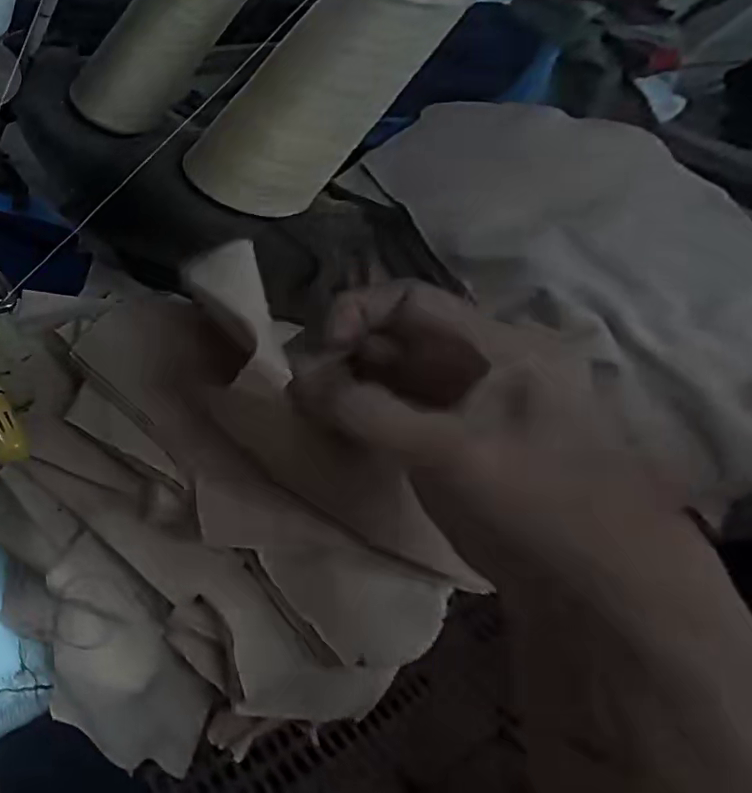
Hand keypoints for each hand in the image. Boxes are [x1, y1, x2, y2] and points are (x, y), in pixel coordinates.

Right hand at [290, 281, 689, 591]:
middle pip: (383, 331)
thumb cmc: (539, 504)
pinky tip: (323, 421)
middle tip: (305, 386)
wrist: (595, 592)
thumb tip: (295, 381)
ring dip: (333, 379)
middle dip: (334, 351)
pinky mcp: (437, 433)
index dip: (355, 311)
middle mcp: (475, 363)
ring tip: (308, 407)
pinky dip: (343, 404)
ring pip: (374, 366)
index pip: (408, 298)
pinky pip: (376, 399)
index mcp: (499, 348)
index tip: (325, 349)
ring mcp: (455, 399)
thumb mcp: (447, 451)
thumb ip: (363, 409)